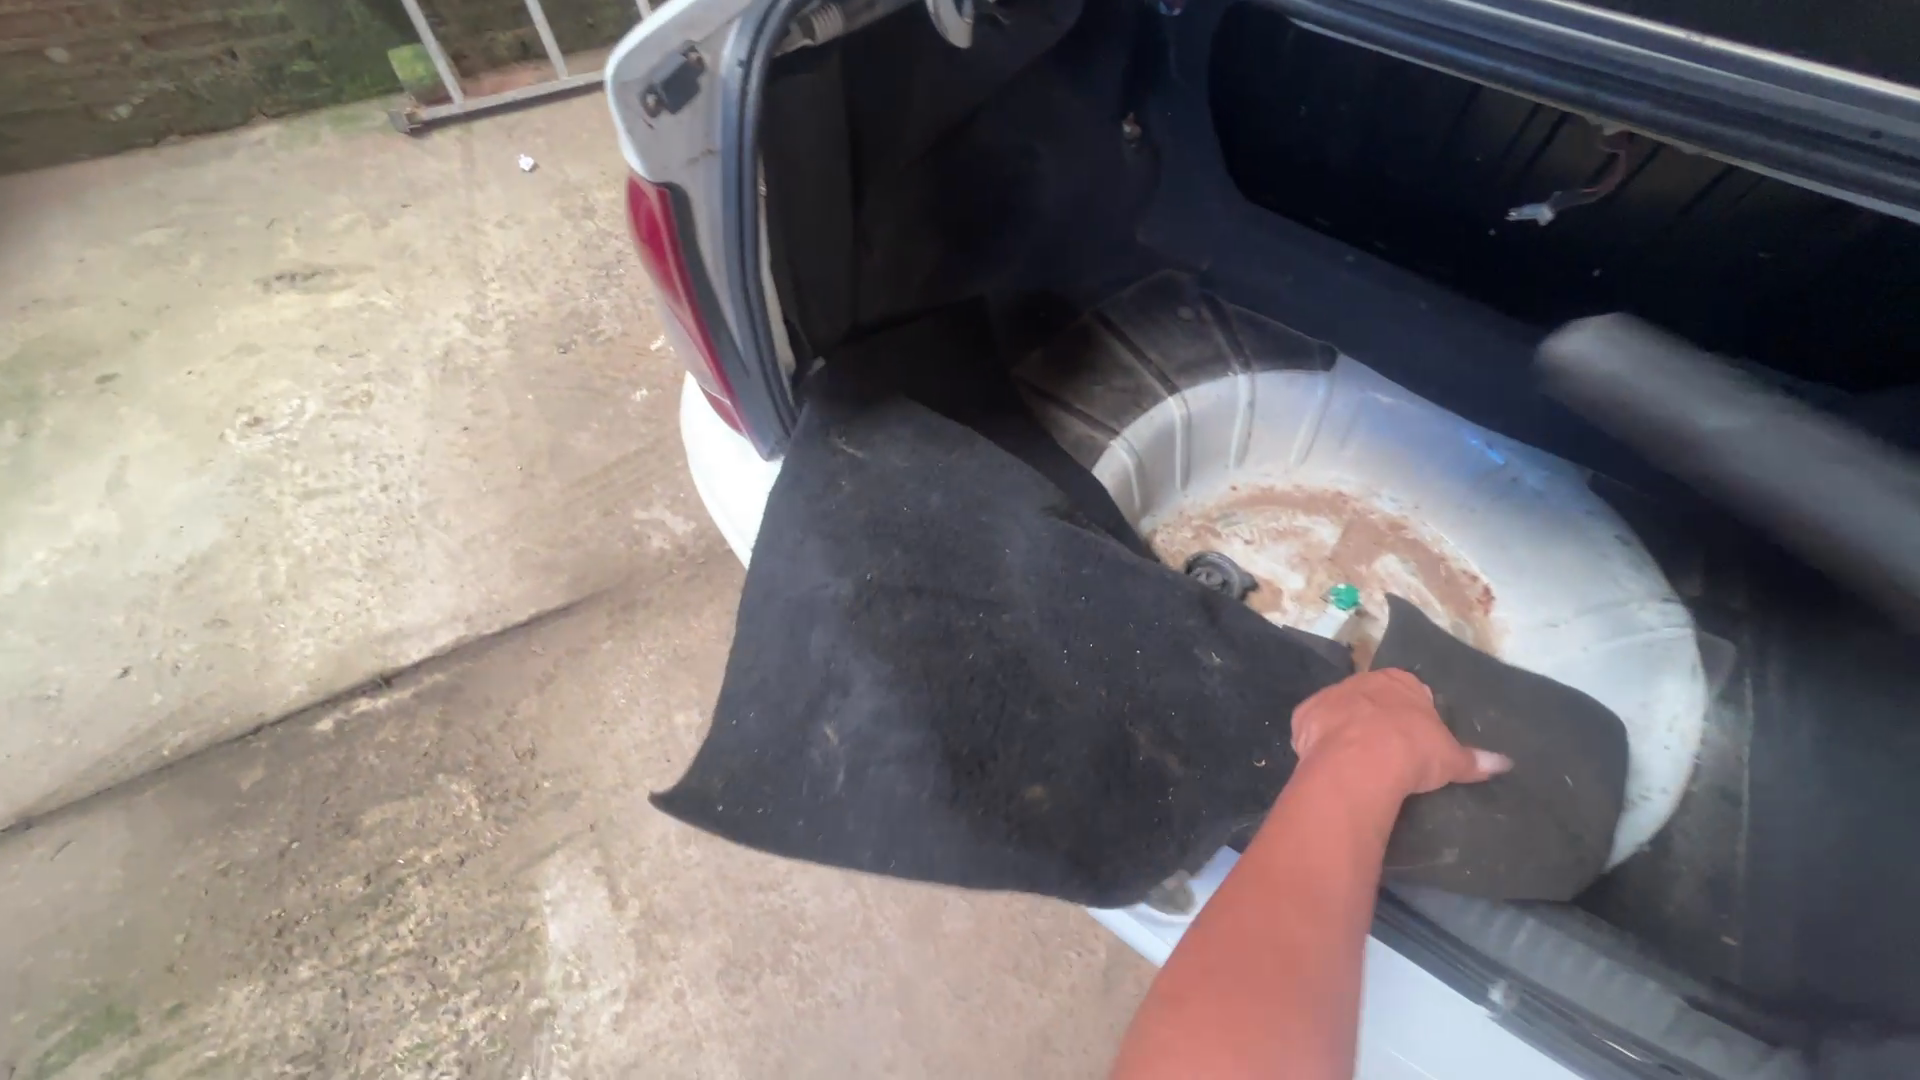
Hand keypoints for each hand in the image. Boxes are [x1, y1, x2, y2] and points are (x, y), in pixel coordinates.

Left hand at [1291, 669, 1511, 796]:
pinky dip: (1320, 740)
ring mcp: (1328, 696)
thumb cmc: (1412, 751)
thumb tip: (1505, 763)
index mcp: (1399, 682)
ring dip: (1346, 728)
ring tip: (1356, 758)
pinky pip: (1313, 726)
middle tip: (1386, 748)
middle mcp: (1361, 681)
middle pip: (1372, 698)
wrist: (1359, 759)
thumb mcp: (1451, 758)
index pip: (1410, 690)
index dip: (1413, 713)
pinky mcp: (1303, 716)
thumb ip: (1475, 759)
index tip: (1416, 735)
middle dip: (1377, 717)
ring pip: (1339, 710)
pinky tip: (1330, 760)